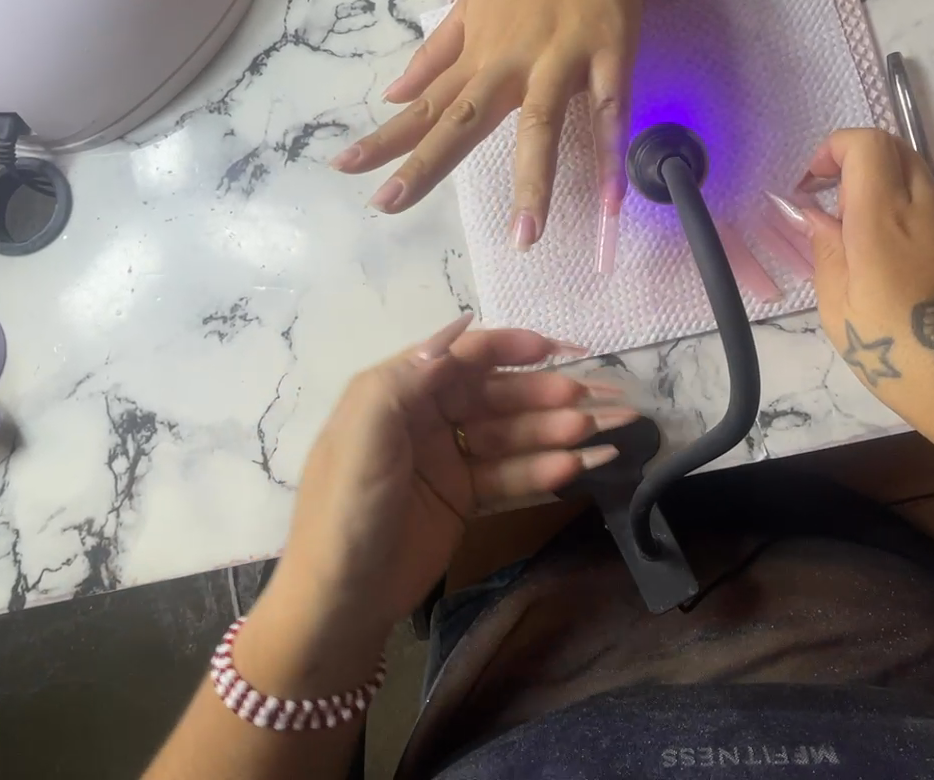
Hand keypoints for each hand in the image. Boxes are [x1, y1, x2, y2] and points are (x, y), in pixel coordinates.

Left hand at [268, 317, 627, 638]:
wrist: (339, 604)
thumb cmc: (345, 512)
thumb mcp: (364, 437)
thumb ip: (407, 379)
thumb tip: (459, 327)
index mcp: (398, 391)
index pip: (461, 356)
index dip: (509, 347)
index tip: (555, 351)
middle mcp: (426, 417)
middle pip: (495, 394)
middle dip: (541, 395)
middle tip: (585, 404)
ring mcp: (448, 458)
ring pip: (509, 434)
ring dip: (552, 432)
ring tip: (594, 435)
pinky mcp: (464, 497)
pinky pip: (509, 474)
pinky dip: (541, 469)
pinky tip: (573, 468)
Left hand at [331, 0, 674, 252]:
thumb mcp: (473, 8)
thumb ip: (435, 55)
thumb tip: (391, 95)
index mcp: (478, 54)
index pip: (423, 104)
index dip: (386, 137)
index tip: (345, 168)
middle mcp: (509, 62)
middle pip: (463, 118)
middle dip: (426, 162)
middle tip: (389, 205)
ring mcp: (560, 59)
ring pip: (541, 125)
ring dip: (534, 183)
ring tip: (525, 238)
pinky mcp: (609, 55)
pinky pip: (610, 113)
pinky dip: (612, 156)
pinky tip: (611, 202)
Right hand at [769, 129, 933, 429]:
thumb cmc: (902, 361)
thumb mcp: (840, 313)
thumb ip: (826, 251)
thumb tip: (815, 214)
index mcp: (885, 222)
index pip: (868, 144)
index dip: (835, 148)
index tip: (814, 182)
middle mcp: (931, 209)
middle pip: (896, 149)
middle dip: (858, 164)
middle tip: (837, 207)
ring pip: (921, 181)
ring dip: (888, 194)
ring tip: (871, 250)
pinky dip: (916, 220)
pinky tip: (911, 273)